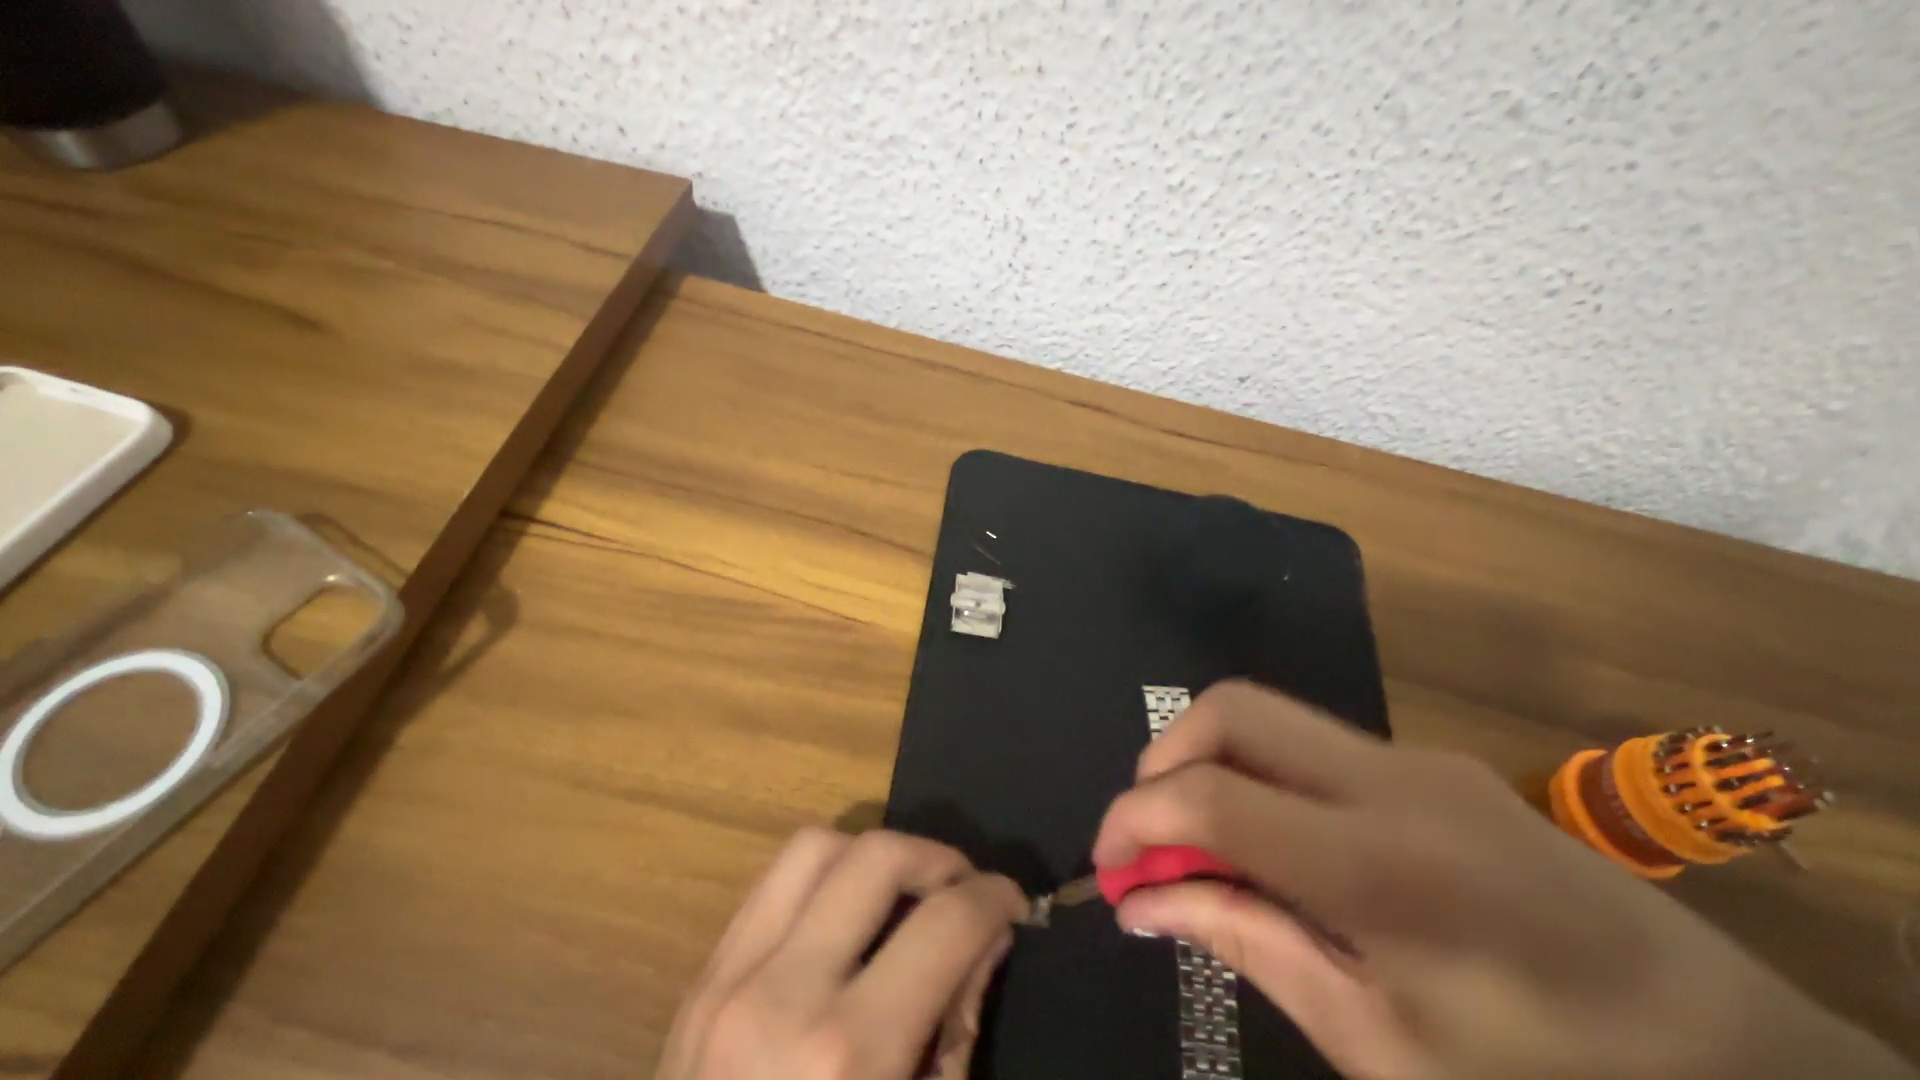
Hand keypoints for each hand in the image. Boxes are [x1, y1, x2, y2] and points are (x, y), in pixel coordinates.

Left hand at [656, 827, 1025, 1079]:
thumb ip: (958, 1032)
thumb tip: (982, 941)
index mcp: (848, 1054)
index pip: (946, 922)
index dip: (996, 898)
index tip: (1013, 906)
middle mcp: (784, 994)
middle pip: (876, 855)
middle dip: (939, 859)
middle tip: (962, 894)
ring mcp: (728, 979)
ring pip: (814, 847)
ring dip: (873, 856)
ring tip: (903, 895)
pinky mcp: (700, 979)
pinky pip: (771, 885)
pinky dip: (823, 879)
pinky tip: (846, 918)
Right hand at [1094, 681, 1913, 1079]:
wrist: (1712, 1043)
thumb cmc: (1532, 1068)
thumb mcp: (1375, 1039)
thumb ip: (1249, 946)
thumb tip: (1142, 902)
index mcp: (1376, 863)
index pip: (1210, 799)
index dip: (1134, 822)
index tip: (1107, 870)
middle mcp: (1390, 780)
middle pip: (1232, 709)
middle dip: (1161, 760)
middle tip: (1148, 839)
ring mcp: (1417, 760)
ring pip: (1270, 717)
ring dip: (1210, 763)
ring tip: (1201, 848)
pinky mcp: (1434, 765)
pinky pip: (1314, 746)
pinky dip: (1261, 776)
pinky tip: (1274, 848)